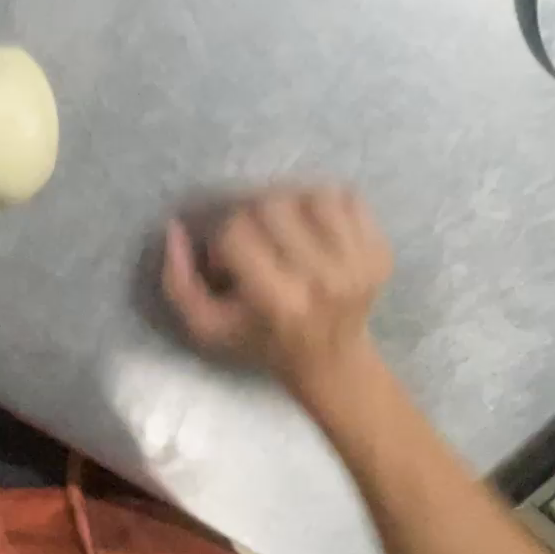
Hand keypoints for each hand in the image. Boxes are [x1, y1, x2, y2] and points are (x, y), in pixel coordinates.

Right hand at [162, 186, 393, 404]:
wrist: (329, 359)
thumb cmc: (259, 341)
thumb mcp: (207, 326)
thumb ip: (179, 282)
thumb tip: (175, 228)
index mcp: (277, 300)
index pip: (236, 231)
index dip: (222, 241)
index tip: (227, 264)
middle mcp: (321, 279)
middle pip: (273, 205)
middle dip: (253, 216)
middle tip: (254, 242)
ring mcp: (357, 263)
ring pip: (311, 194)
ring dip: (289, 205)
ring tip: (284, 231)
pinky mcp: (379, 251)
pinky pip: (346, 197)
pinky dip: (325, 204)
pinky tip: (314, 229)